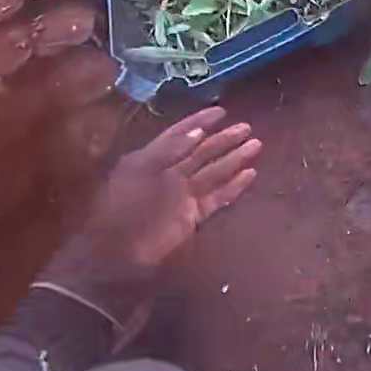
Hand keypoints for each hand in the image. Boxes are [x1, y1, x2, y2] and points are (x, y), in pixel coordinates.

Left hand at [42, 107, 260, 289]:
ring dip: (234, 159)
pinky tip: (250, 174)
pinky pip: (218, 197)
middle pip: (202, 152)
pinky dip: (234, 186)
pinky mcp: (191, 217)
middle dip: (224, 139)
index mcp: (151, 159)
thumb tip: (199, 132)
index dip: (199, 120)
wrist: (114, 259)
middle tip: (247, 127)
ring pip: (214, 172)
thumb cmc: (123, 210)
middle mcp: (168, 174)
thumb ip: (170, 150)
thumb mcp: (141, 171)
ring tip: (257, 145)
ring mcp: (181, 197)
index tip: (222, 110)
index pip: (180, 134)